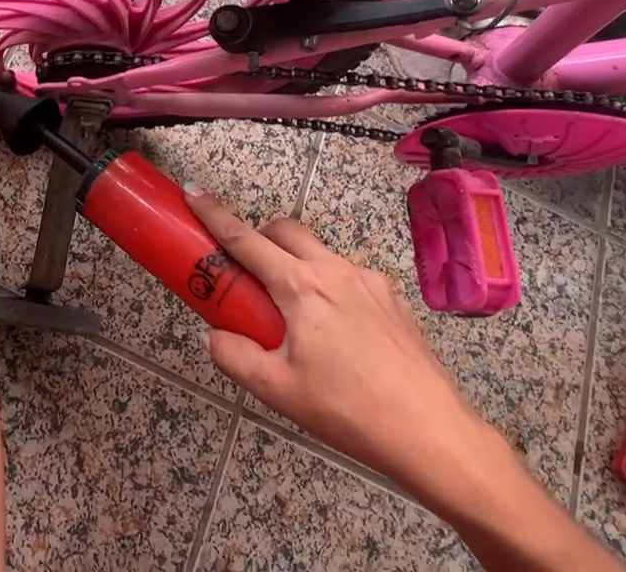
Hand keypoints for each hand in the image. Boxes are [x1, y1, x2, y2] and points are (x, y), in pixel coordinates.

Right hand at [182, 187, 509, 513]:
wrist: (432, 433)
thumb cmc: (348, 410)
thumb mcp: (277, 390)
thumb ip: (234, 356)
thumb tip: (216, 335)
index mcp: (301, 286)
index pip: (246, 240)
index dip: (215, 215)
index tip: (193, 192)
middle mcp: (335, 270)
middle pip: (285, 230)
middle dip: (258, 235)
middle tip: (245, 272)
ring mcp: (369, 281)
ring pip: (318, 251)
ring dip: (294, 261)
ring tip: (292, 313)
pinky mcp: (392, 298)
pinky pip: (347, 275)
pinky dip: (326, 284)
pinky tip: (334, 332)